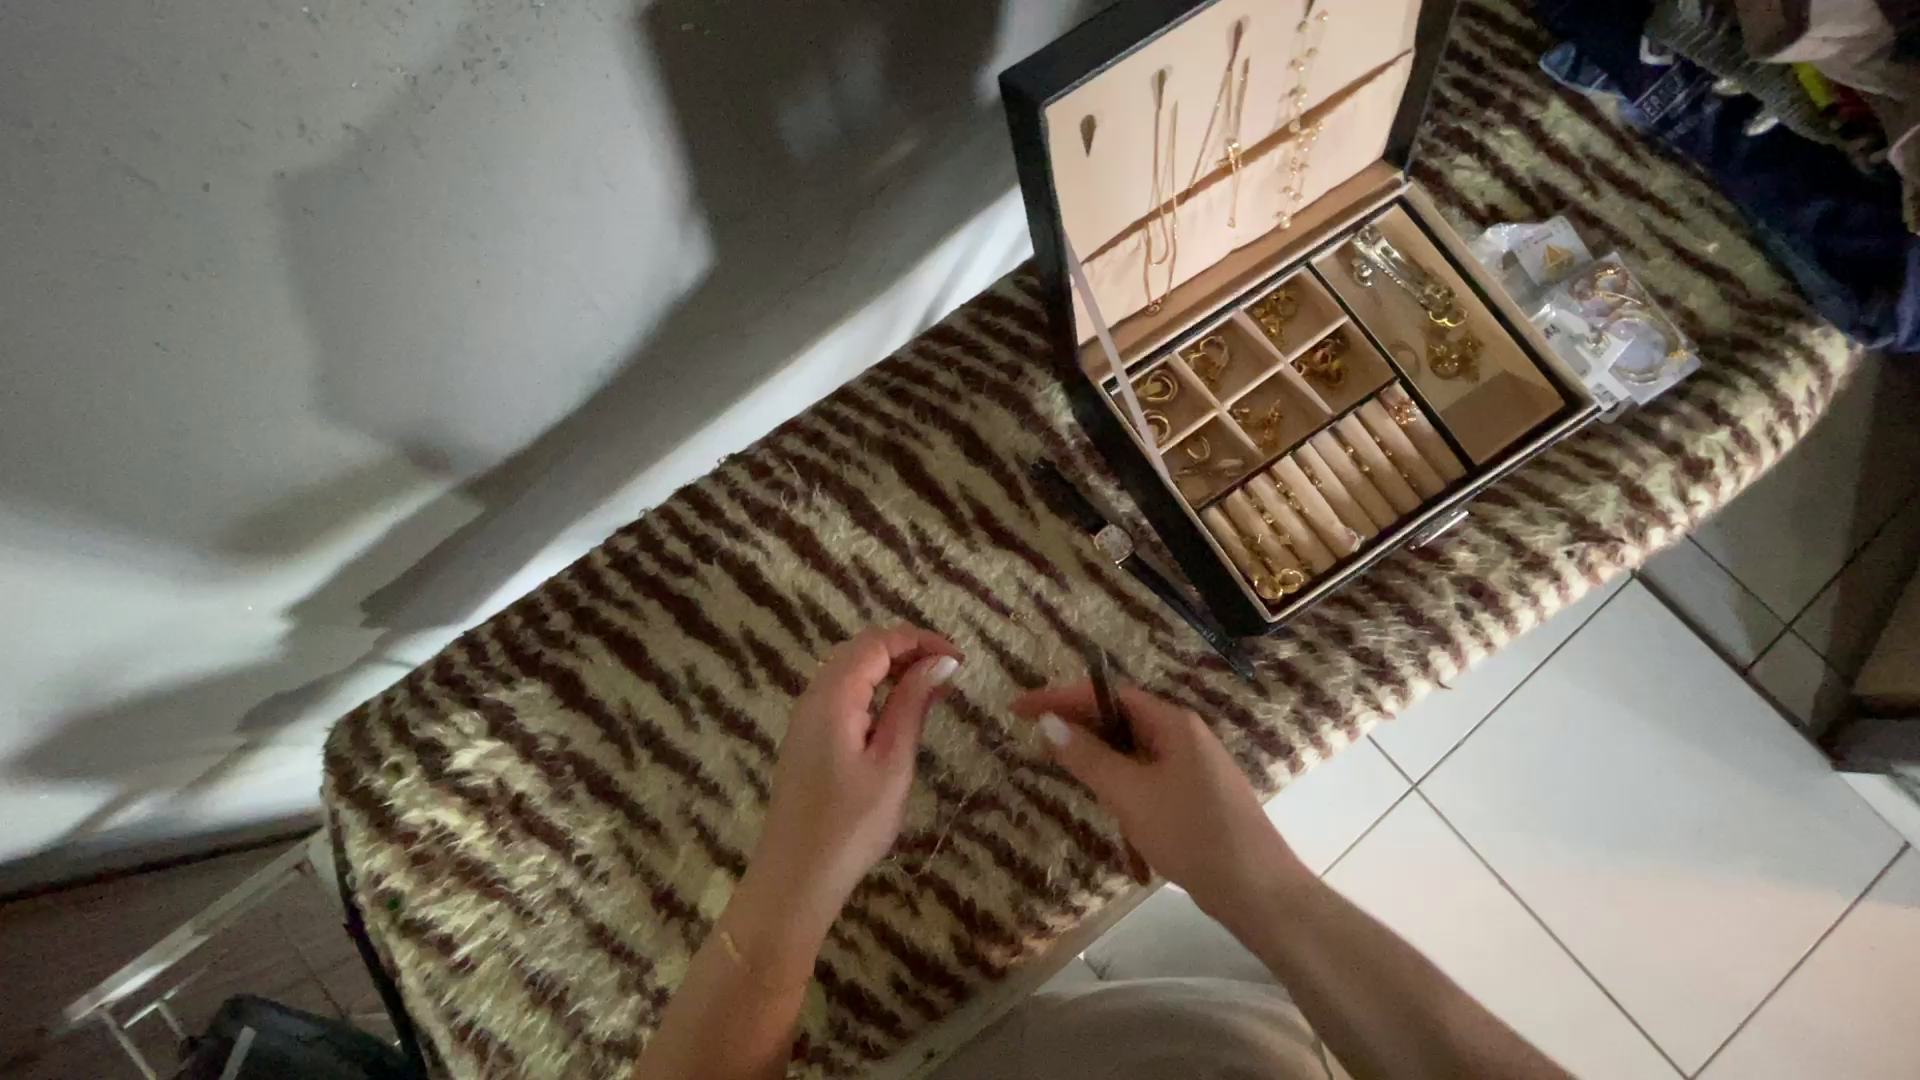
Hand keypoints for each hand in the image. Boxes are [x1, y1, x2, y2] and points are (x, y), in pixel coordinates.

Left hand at [746, 624, 961, 928]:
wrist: (796, 876)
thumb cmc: (851, 823)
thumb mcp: (892, 761)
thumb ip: (912, 704)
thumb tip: (940, 662)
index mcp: (834, 695)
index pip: (879, 642)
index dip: (921, 640)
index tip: (960, 659)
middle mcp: (814, 695)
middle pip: (862, 648)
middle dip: (907, 648)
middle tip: (948, 670)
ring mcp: (806, 716)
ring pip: (850, 668)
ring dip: (890, 666)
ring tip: (931, 686)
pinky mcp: (807, 736)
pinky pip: (842, 691)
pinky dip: (874, 687)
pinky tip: (897, 709)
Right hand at [1011, 682, 1308, 932]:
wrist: (1258, 891)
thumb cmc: (1192, 834)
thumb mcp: (1130, 794)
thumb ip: (1087, 757)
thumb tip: (1048, 723)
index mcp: (1172, 723)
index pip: (1107, 695)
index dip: (1061, 697)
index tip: (1021, 708)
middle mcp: (1184, 736)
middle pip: (1119, 719)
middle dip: (1078, 726)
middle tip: (1035, 738)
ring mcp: (1192, 767)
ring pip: (1132, 751)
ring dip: (1099, 760)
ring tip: (1065, 771)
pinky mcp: (1195, 797)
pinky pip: (1147, 778)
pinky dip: (1122, 786)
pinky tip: (1112, 813)